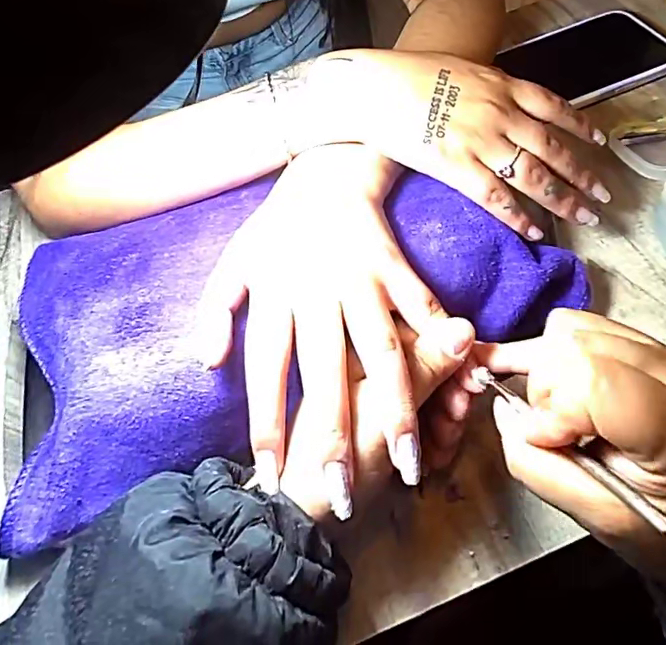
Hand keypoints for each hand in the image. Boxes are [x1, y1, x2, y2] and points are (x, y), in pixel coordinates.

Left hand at [193, 144, 456, 513]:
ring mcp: (358, 277)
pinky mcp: (393, 264)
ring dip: (396, 405)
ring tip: (407, 460)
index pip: (265, 366)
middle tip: (340, 493)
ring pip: (380, 349)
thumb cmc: (275, 226)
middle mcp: (315, 290)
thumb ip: (215, 310)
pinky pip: (419, 306)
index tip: (271, 475)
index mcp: (273, 292)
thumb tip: (207, 362)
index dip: (266, 421)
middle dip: (333, 434)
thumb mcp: (234, 260)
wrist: (322, 172)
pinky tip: (458, 382)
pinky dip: (439, 342)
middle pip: (324, 370)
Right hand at [298, 50, 609, 234]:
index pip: (555, 107)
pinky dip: (520, 216)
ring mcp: (480, 141)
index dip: (581, 126)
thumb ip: (482, 84)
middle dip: (583, 174)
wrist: (374, 84)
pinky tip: (535, 230)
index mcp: (500, 84)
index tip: (599, 141)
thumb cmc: (406, 71)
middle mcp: (500, 113)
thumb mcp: (456, 66)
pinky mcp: (456, 166)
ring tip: (585, 216)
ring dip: (565, 199)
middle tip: (604, 195)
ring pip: (535, 175)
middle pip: (553, 148)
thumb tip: (495, 96)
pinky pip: (497, 196)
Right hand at [478, 309, 665, 596]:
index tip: (545, 437)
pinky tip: (558, 380)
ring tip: (558, 404)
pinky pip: (578, 323)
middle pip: (574, 347)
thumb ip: (536, 464)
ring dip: (546, 364)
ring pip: (570, 328)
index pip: (597, 380)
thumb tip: (508, 412)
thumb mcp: (596, 517)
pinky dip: (554, 350)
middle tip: (551, 426)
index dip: (554, 404)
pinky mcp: (647, 342)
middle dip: (543, 385)